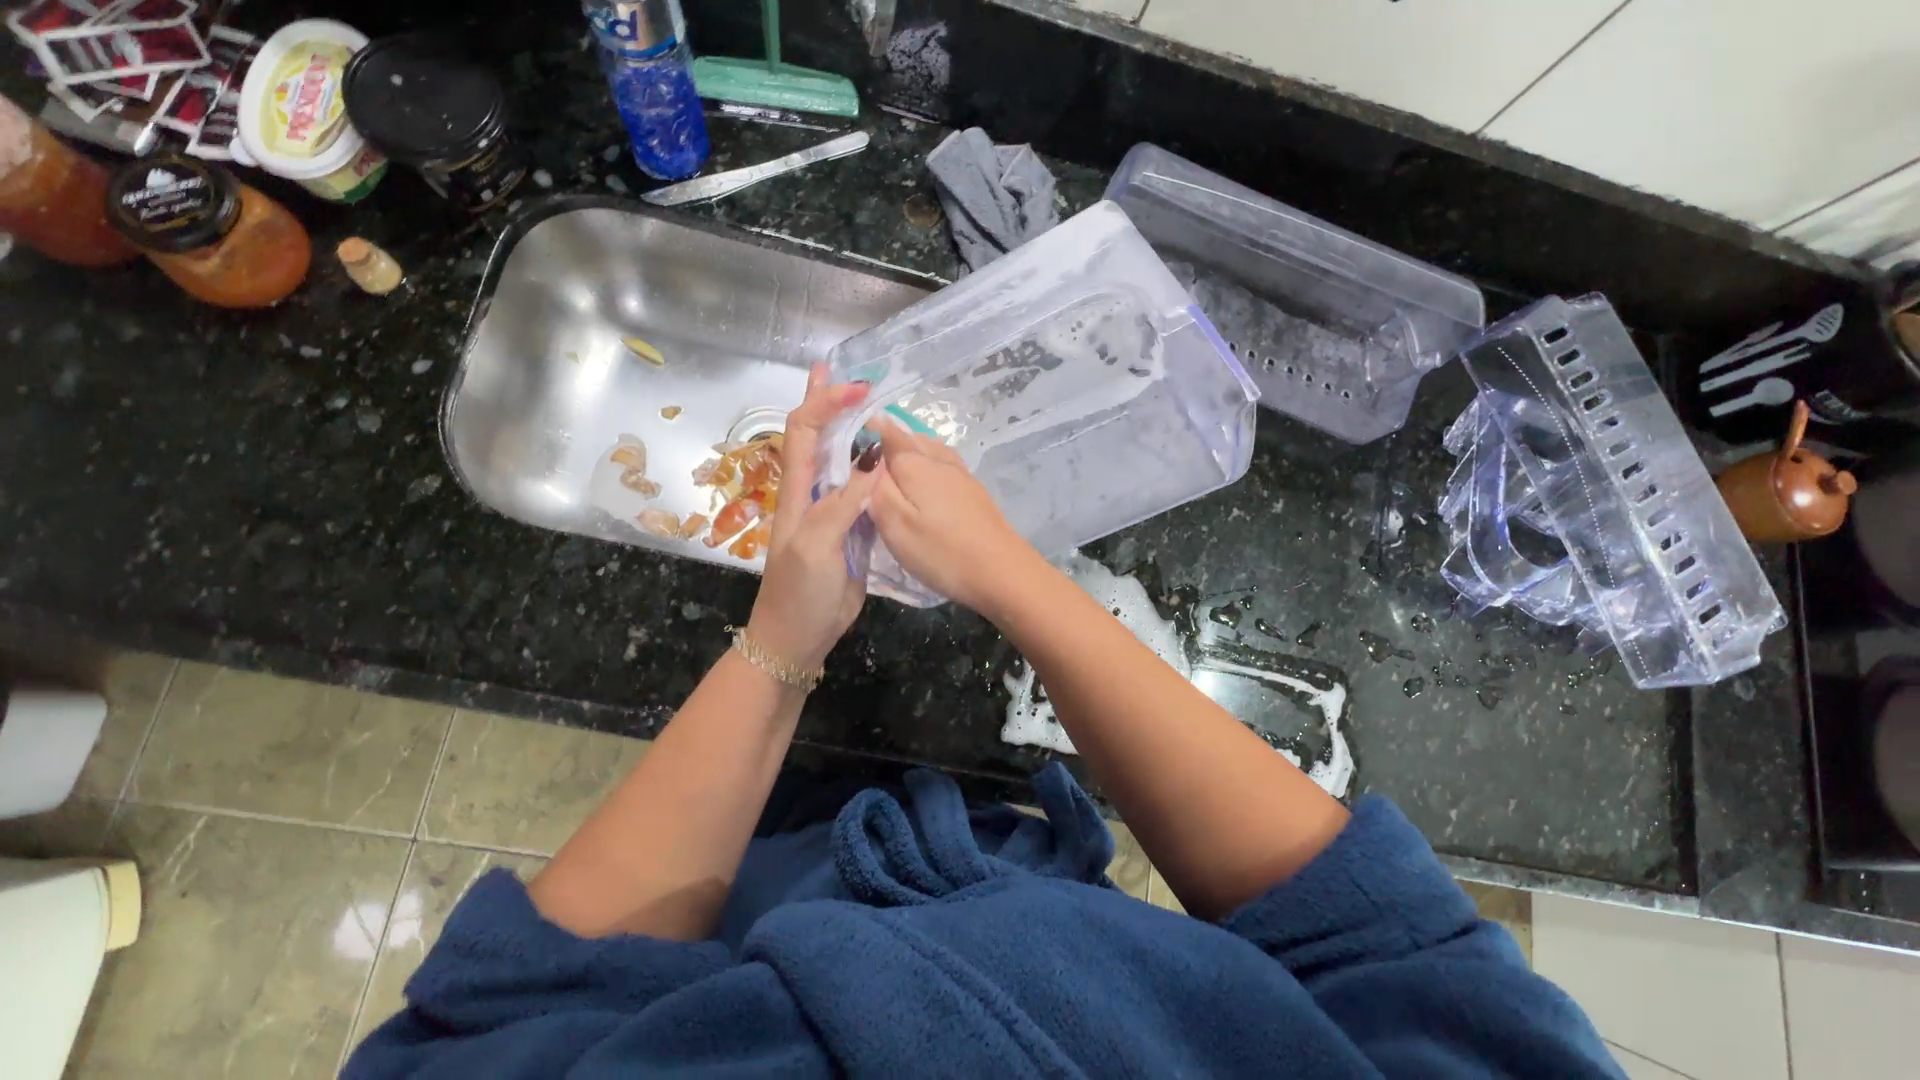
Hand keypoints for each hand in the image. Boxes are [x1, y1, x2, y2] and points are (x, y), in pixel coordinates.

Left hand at [744, 366, 883, 672]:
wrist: (797, 638)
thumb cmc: (799, 591)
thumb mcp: (818, 544)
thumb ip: (844, 502)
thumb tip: (874, 457)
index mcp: (797, 491)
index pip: (805, 431)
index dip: (826, 403)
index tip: (858, 387)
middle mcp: (812, 493)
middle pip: (816, 436)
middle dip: (826, 401)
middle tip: (841, 368)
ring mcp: (831, 512)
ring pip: (840, 461)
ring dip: (849, 429)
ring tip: (863, 401)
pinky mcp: (850, 532)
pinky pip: (861, 492)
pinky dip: (871, 469)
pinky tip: (883, 460)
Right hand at [867, 418, 1040, 616]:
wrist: (1001, 572)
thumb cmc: (942, 552)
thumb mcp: (895, 524)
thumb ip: (875, 487)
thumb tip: (863, 458)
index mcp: (915, 463)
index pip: (883, 432)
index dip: (862, 432)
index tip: (842, 444)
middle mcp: (938, 458)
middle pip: (906, 437)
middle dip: (883, 442)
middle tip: (860, 464)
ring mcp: (960, 472)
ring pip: (926, 448)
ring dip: (906, 453)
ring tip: (887, 473)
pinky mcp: (973, 489)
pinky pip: (941, 463)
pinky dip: (925, 465)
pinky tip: (921, 483)